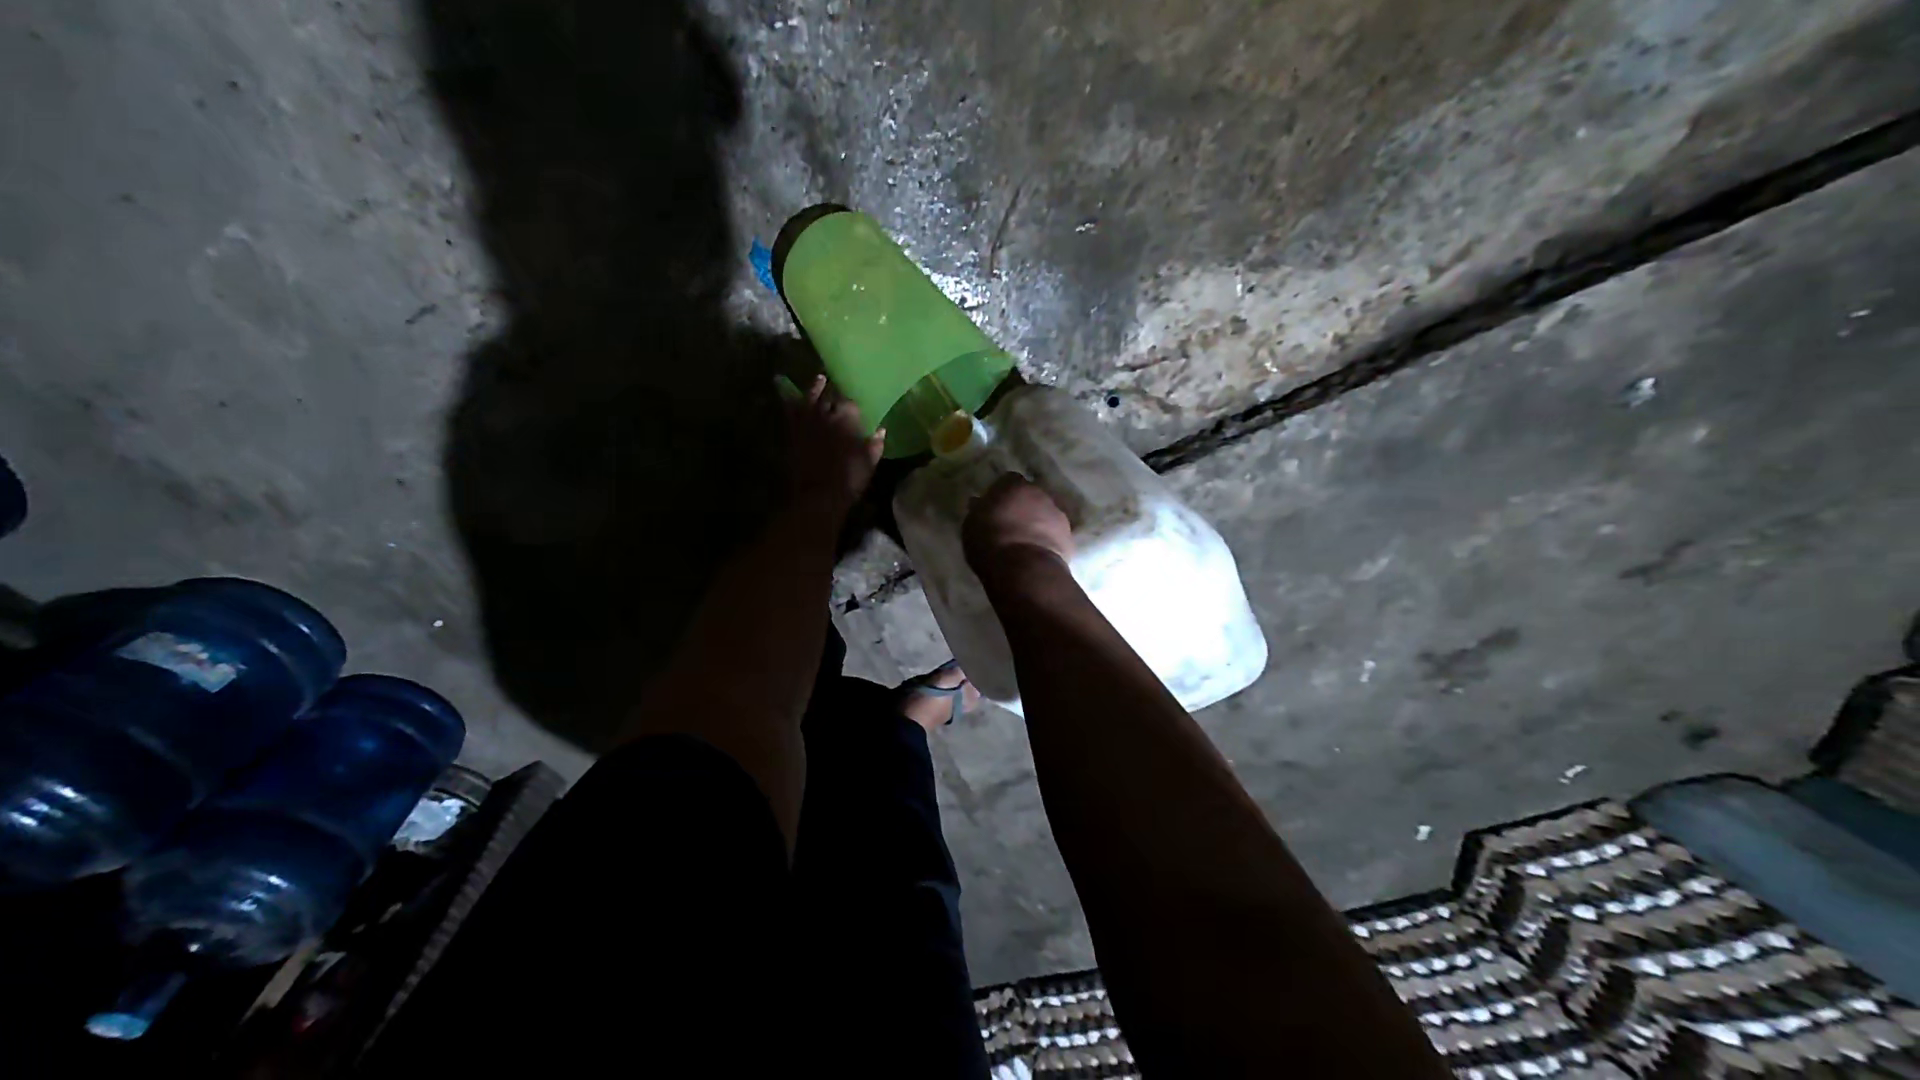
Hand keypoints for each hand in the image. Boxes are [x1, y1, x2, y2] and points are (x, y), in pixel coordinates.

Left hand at [786, 375, 884, 517]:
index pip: (852, 404)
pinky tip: (789, 393)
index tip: (856, 407)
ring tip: (819, 378)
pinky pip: (790, 409)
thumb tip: (880, 430)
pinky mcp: (792, 429)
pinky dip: (789, 399)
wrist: (816, 495)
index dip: (854, 405)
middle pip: (832, 397)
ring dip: (815, 387)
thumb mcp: (869, 464)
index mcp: (848, 419)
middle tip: (838, 388)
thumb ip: (875, 444)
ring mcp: (807, 420)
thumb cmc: (848, 481)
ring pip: (811, 397)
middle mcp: (827, 413)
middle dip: (835, 393)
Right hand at [963, 472, 1073, 580]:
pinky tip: (1037, 555)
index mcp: (1013, 486)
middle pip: (1031, 496)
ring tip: (1024, 542)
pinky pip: (1055, 535)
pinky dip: (1048, 541)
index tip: (995, 507)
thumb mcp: (972, 525)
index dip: (1002, 493)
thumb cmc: (991, 542)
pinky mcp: (1069, 537)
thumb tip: (979, 503)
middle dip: (1023, 507)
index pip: (1008, 480)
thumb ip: (979, 510)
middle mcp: (1039, 494)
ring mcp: (1058, 515)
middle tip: (1010, 524)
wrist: (1024, 569)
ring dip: (1037, 523)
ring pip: (1046, 514)